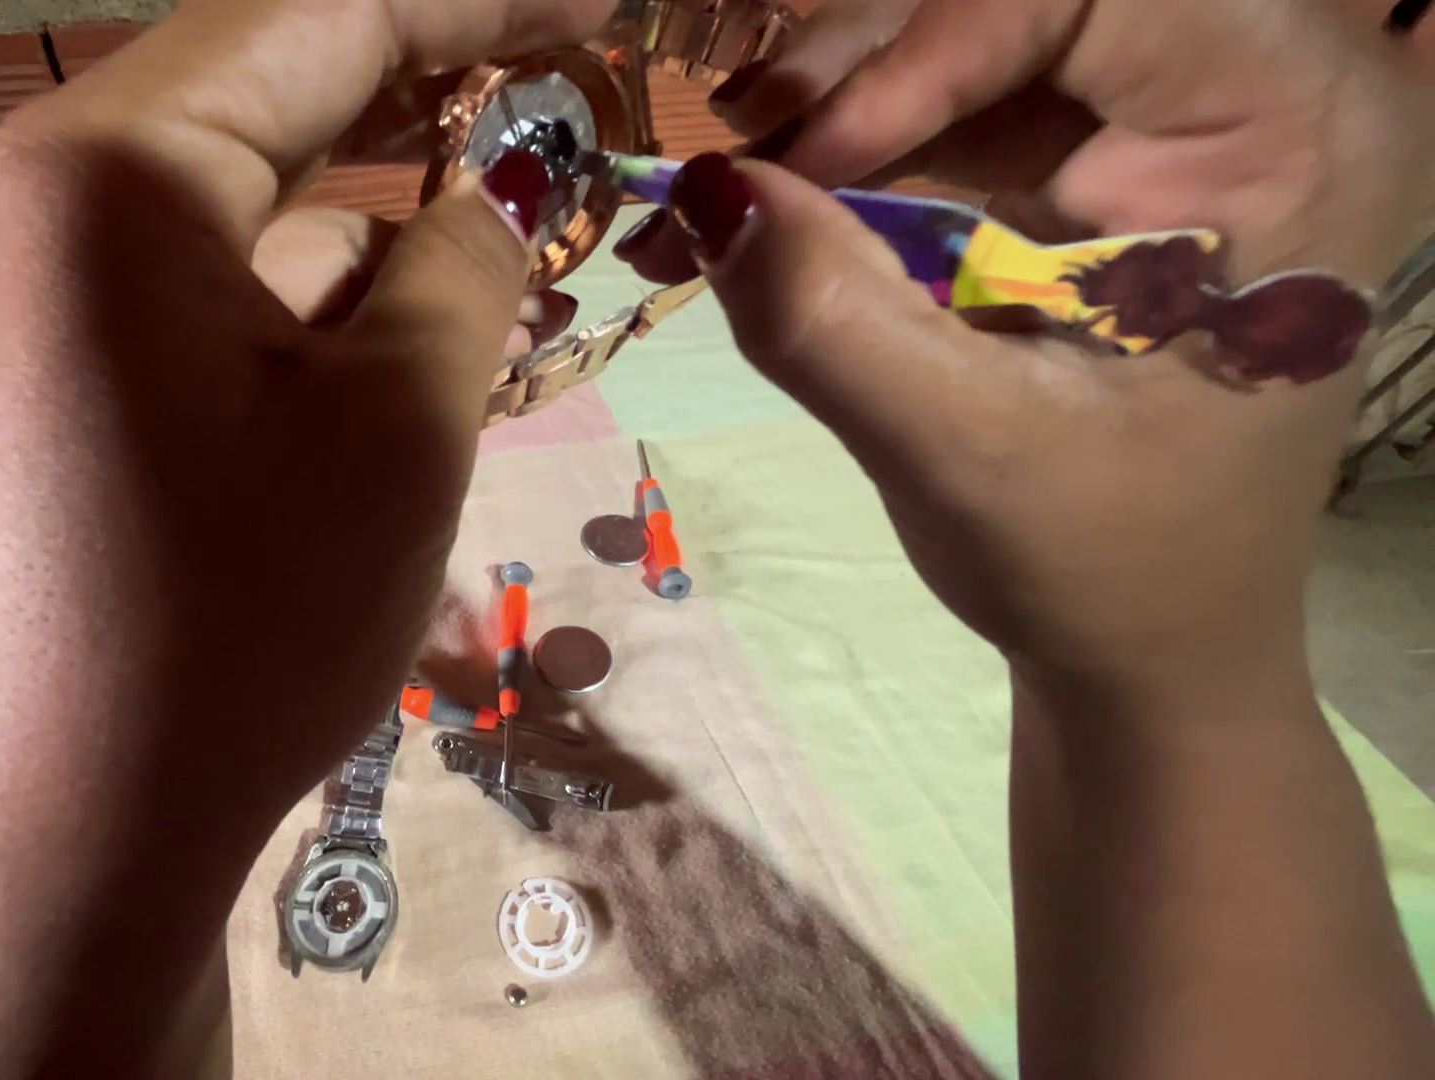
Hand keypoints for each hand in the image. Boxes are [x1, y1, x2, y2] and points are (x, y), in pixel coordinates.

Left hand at [0, 0, 615, 830]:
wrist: (118, 809)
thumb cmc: (257, 612)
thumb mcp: (401, 417)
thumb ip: (465, 259)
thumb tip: (505, 181)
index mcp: (124, 170)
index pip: (327, 14)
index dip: (480, 8)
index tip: (597, 17)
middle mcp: (85, 209)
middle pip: (299, 103)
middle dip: (443, 108)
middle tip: (574, 120)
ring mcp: (99, 307)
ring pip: (291, 221)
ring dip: (407, 235)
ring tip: (527, 263)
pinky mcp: (128, 388)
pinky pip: (266, 307)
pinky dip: (358, 311)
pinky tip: (436, 354)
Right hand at [638, 0, 1433, 694]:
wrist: (1128, 640)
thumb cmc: (1092, 559)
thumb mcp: (956, 445)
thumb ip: (827, 318)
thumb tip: (702, 195)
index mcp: (1281, 136)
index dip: (925, 53)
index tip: (801, 167)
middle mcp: (1217, 112)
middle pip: (1001, 23)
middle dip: (839, 90)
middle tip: (717, 168)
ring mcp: (1121, 162)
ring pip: (939, 86)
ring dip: (801, 146)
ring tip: (694, 214)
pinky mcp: (1042, 216)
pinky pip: (915, 165)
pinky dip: (811, 199)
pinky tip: (730, 240)